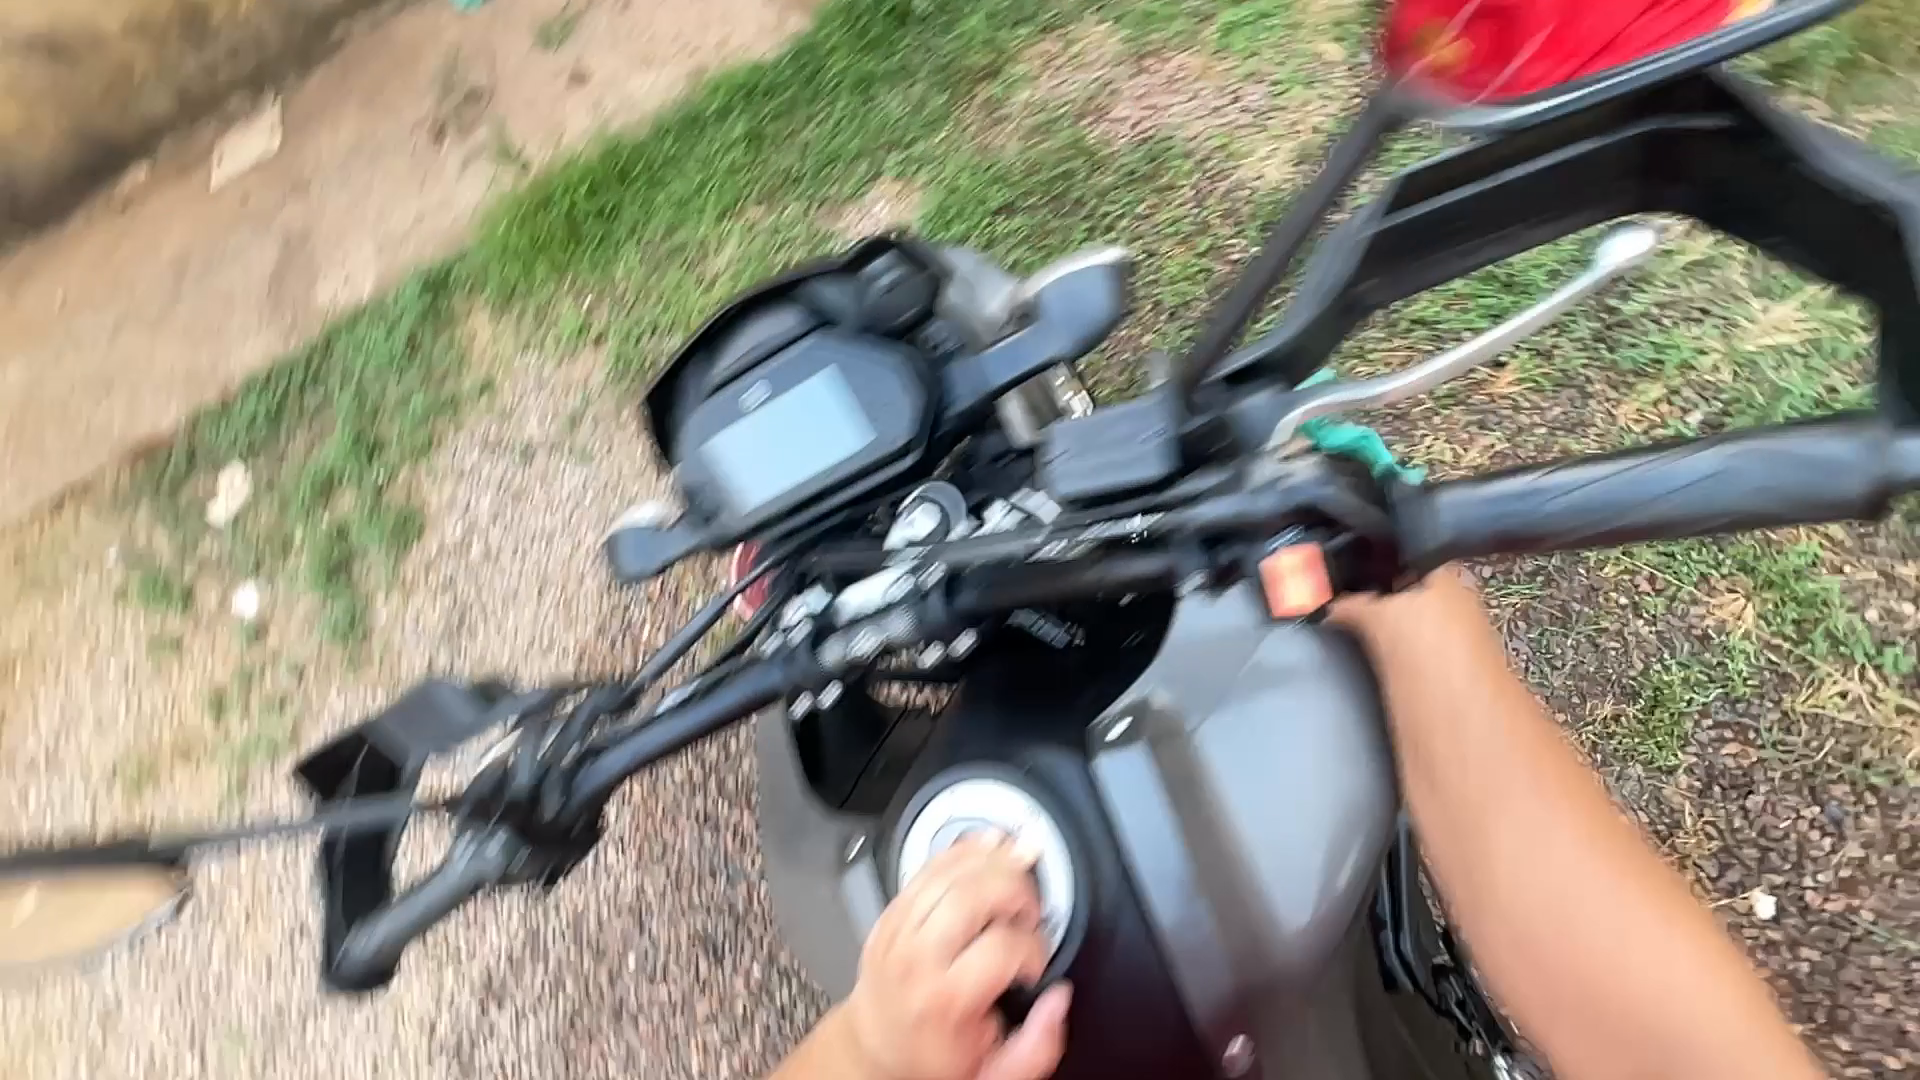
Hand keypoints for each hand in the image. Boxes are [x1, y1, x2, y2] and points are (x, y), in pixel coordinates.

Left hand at [843, 833, 1071, 1079]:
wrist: (877, 1045)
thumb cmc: (932, 1056)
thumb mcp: (990, 1074)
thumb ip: (1036, 1045)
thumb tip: (1058, 998)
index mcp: (946, 999)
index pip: (1001, 947)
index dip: (1034, 945)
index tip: (1038, 955)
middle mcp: (919, 955)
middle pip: (972, 895)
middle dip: (1016, 887)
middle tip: (1031, 904)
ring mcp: (901, 926)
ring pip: (949, 871)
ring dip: (993, 858)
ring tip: (1020, 859)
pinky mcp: (893, 908)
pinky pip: (929, 864)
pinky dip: (963, 848)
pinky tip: (988, 844)